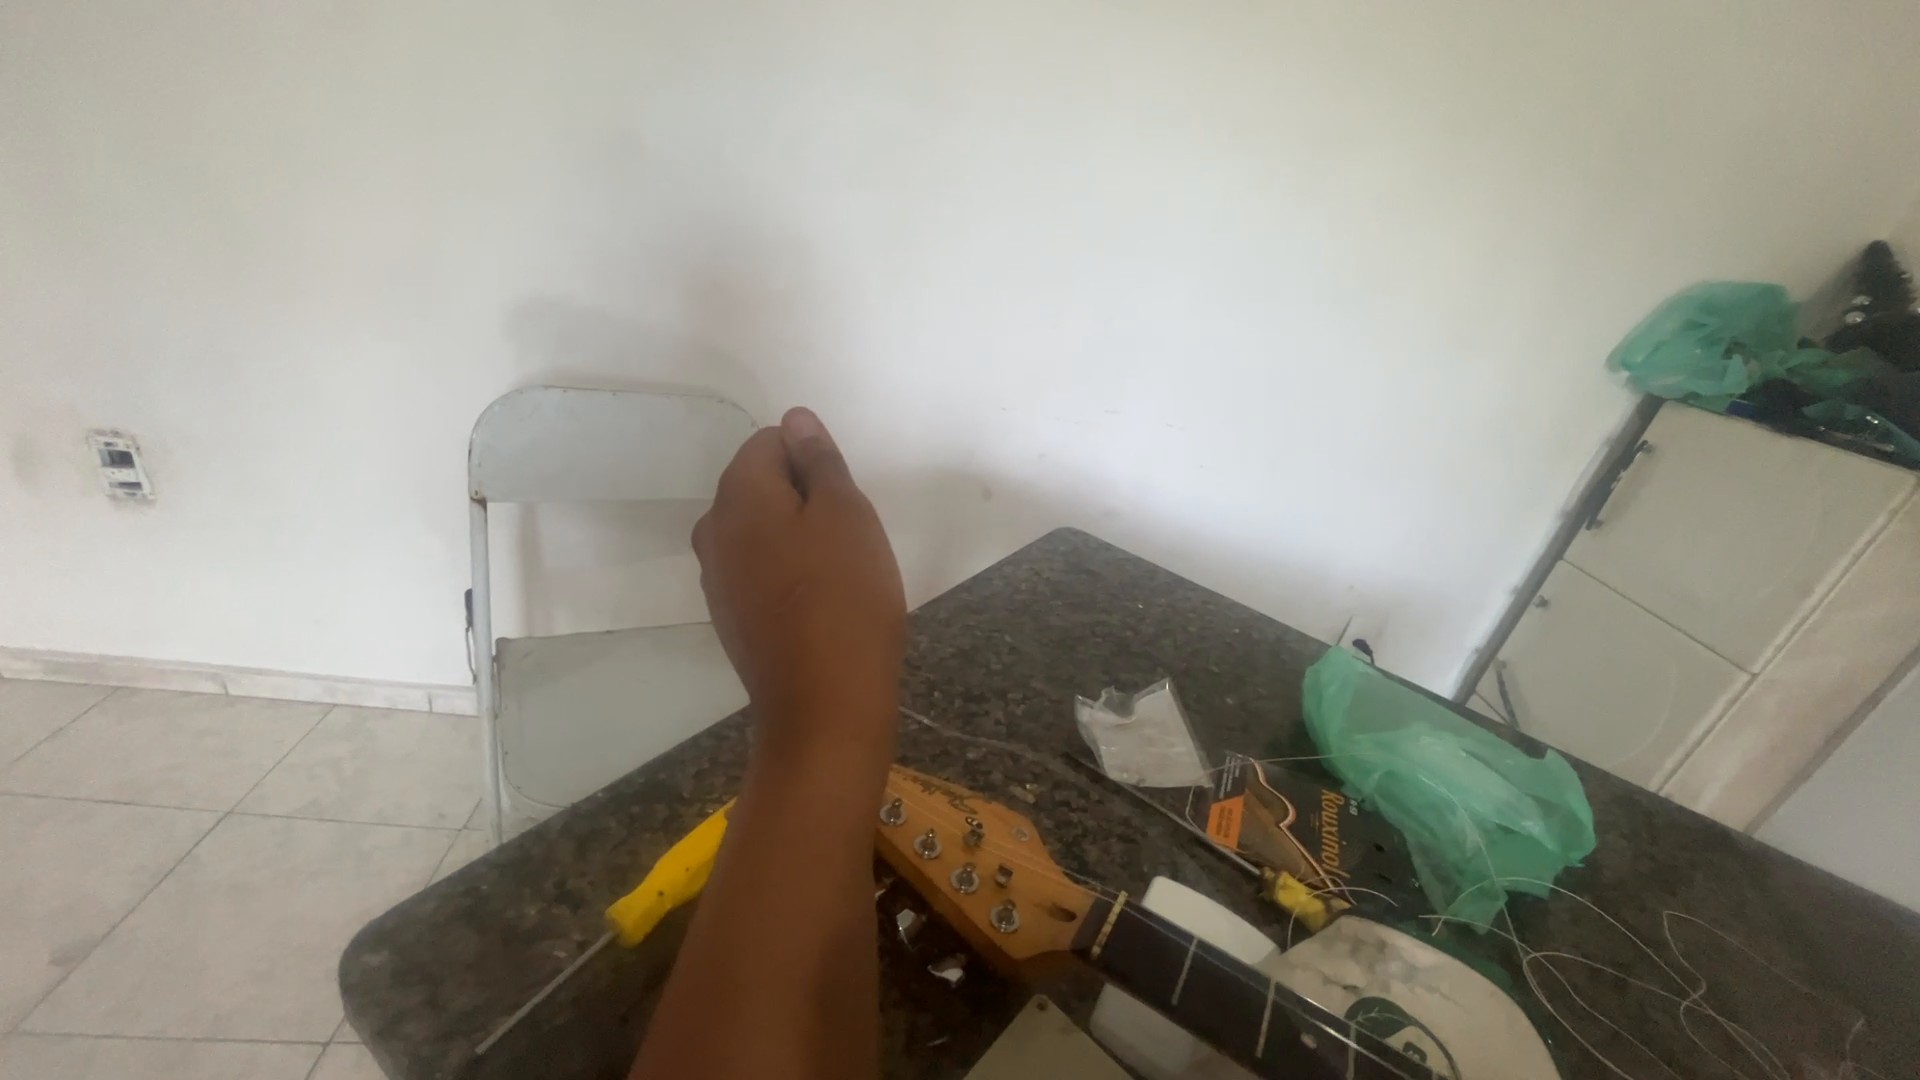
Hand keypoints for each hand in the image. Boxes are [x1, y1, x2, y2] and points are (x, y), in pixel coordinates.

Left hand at [692, 407, 905, 750]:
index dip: (813, 460)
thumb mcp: (846, 514)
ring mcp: (716, 578)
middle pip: (759, 485)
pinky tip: (818, 600)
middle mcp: (712, 531)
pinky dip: (787, 570)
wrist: (824, 702)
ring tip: (839, 569)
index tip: (844, 500)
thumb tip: (796, 419)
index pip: (769, 442)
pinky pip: (758, 569)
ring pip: (760, 529)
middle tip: (848, 534)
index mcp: (736, 497)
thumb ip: (819, 461)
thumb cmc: (845, 596)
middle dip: (805, 496)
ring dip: (798, 534)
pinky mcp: (730, 615)